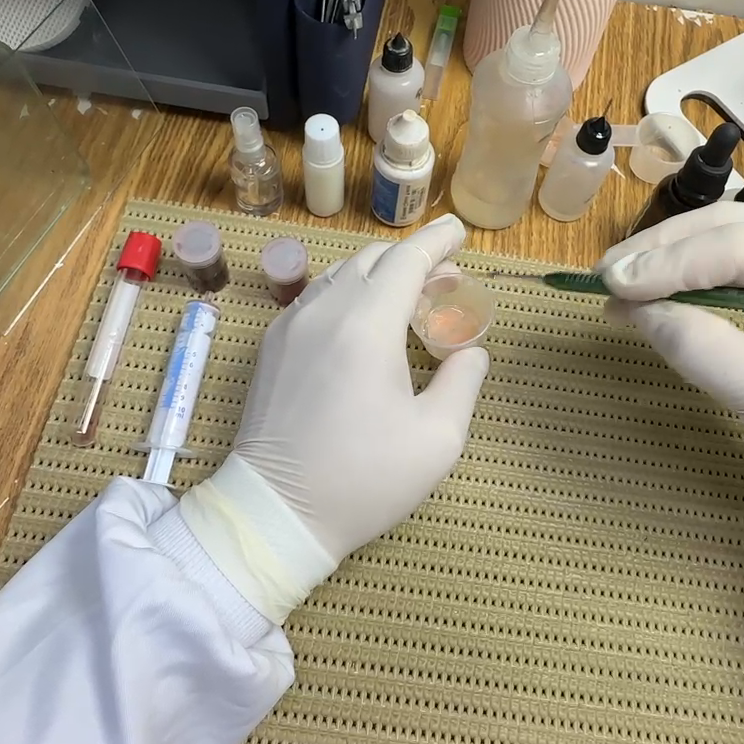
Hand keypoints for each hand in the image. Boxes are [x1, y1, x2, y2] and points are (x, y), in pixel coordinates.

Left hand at [179, 215, 490, 620]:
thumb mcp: (437, 439)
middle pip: (373, 260)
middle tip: (446, 280)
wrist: (274, 512)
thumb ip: (463, 381)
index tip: (460, 231)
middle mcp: (324, 311)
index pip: (407, 260)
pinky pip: (317, 297)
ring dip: (380, 276)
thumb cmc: (362, 480)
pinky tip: (364, 322)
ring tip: (409, 300)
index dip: (437, 241)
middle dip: (414, 260)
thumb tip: (471, 350)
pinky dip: (350, 293)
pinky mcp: (272, 345)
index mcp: (366, 327)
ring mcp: (291, 325)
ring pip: (342, 275)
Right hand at [596, 202, 743, 572]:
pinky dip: (685, 271)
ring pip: (727, 234)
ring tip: (617, 277)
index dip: (678, 263)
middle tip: (606, 275)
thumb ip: (704, 351)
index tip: (616, 285)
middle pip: (736, 226)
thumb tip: (635, 311)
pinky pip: (729, 259)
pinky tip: (649, 286)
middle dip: (666, 249)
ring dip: (668, 253)